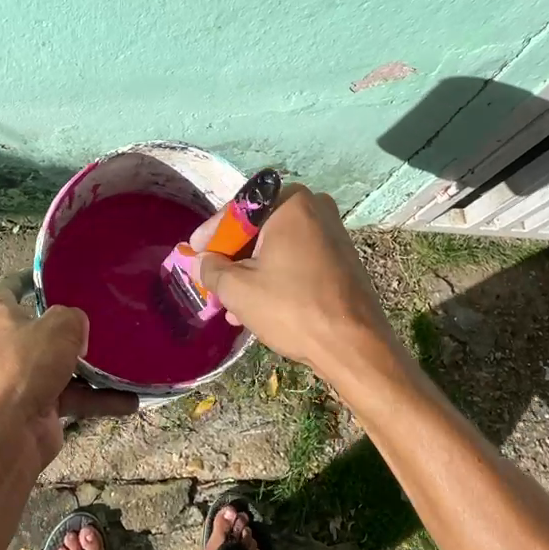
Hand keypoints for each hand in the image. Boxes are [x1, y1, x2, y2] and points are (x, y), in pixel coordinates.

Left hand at [0, 274, 136, 470]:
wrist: (7, 434)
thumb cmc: (25, 364)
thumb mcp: (59, 325)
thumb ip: (74, 317)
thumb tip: (76, 331)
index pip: (14, 284)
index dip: (37, 275)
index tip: (65, 271)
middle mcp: (2, 342)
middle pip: (42, 325)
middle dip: (71, 325)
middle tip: (104, 314)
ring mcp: (19, 376)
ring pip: (60, 363)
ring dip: (92, 367)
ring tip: (126, 358)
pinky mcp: (36, 404)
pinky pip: (72, 395)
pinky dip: (97, 398)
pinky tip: (129, 399)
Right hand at [198, 184, 396, 381]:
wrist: (355, 346)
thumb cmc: (292, 308)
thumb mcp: (239, 289)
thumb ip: (211, 269)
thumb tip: (200, 262)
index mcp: (290, 202)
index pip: (237, 211)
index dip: (211, 234)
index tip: (193, 252)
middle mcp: (314, 207)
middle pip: (258, 228)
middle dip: (232, 258)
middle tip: (211, 280)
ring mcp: (332, 232)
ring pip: (277, 247)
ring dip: (252, 272)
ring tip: (230, 305)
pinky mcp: (341, 257)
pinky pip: (296, 258)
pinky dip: (275, 276)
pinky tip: (258, 307)